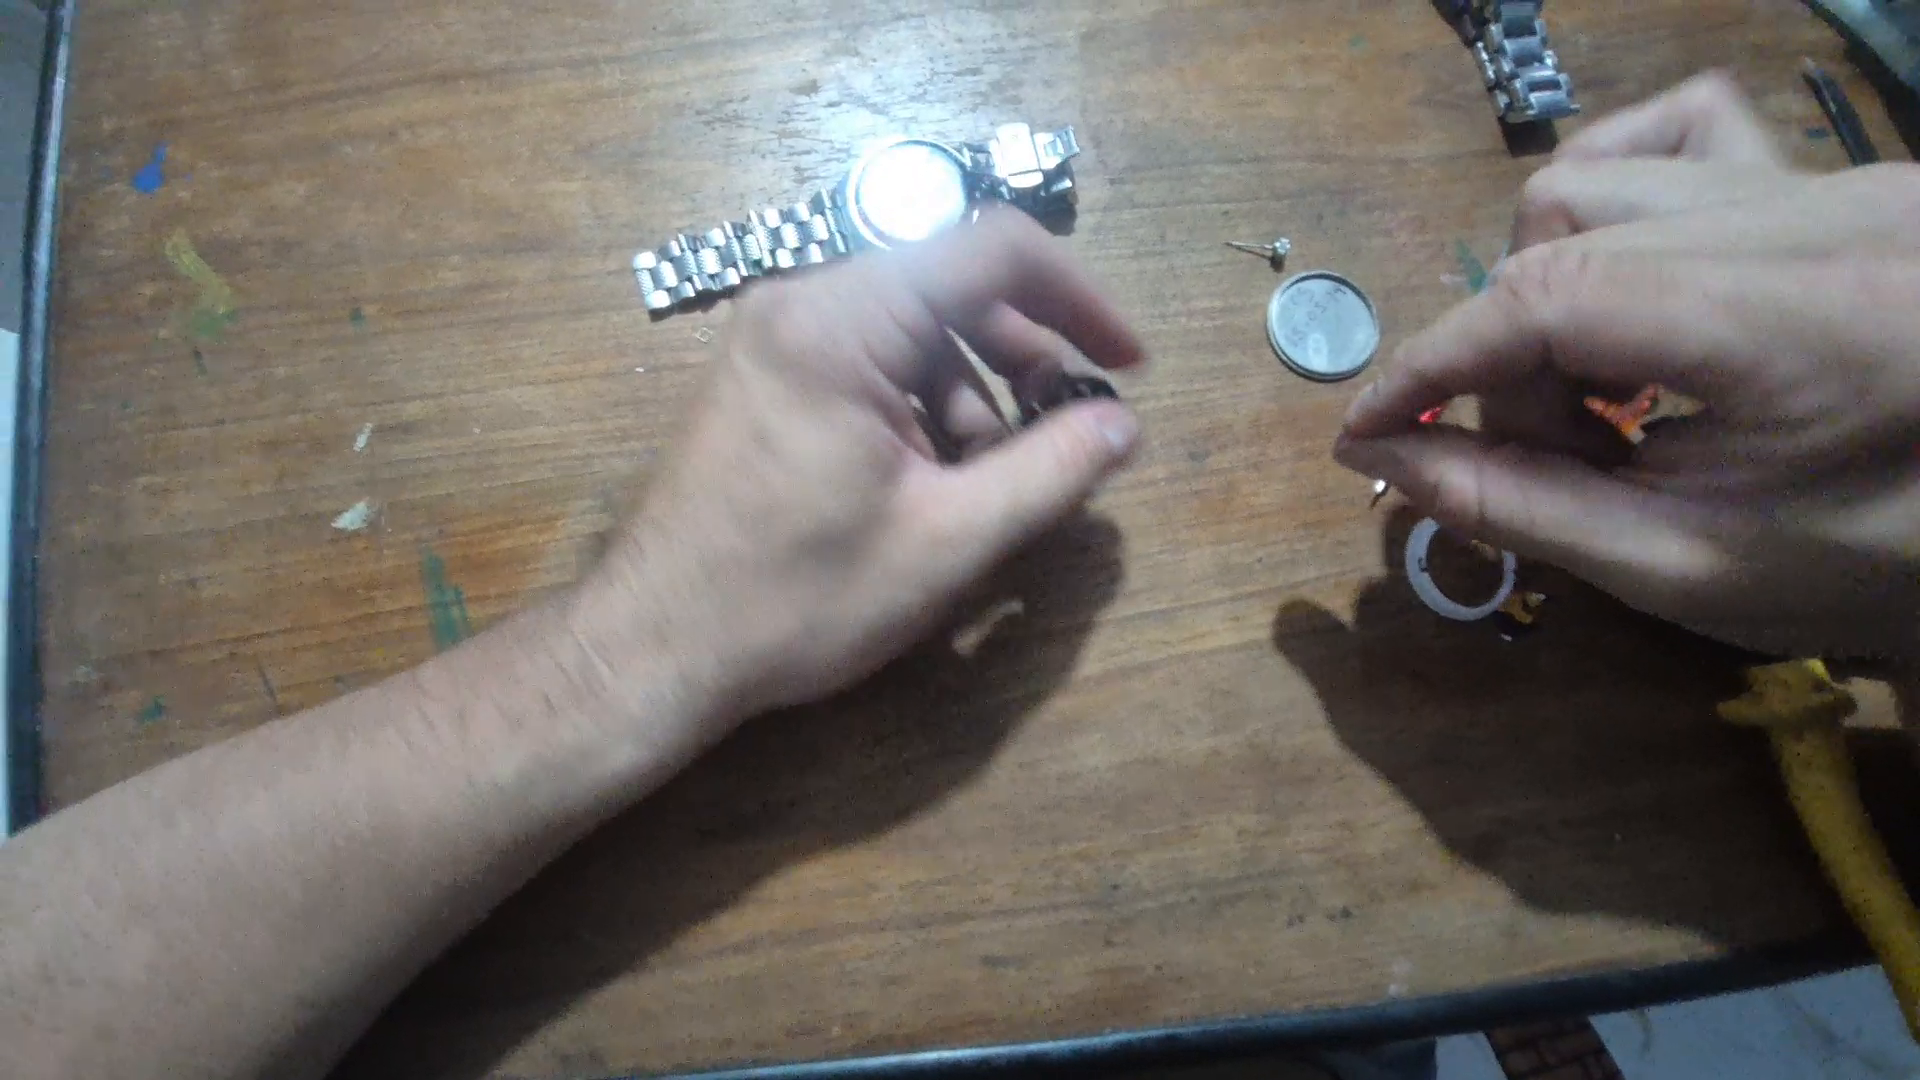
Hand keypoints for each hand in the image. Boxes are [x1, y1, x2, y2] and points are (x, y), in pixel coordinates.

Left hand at [575, 211, 1144, 726]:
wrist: (658, 649)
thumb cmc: (799, 600)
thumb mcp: (946, 541)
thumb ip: (1049, 473)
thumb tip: (1126, 426)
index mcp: (842, 321)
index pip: (991, 250)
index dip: (1078, 297)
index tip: (1127, 362)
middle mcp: (802, 307)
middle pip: (951, 293)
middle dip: (1022, 363)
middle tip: (1062, 437)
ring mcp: (777, 343)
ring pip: (913, 338)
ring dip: (971, 402)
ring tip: (984, 486)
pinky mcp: (769, 382)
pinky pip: (871, 370)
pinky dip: (921, 416)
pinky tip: (928, 486)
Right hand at [1335, 77, 1919, 659]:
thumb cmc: (1880, 563)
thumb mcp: (1678, 562)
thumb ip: (1510, 503)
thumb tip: (1378, 452)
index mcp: (1805, 313)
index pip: (1546, 300)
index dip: (1428, 365)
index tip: (1364, 431)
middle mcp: (1816, 208)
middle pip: (1550, 258)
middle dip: (1505, 373)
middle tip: (1553, 458)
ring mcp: (1826, 178)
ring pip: (1583, 187)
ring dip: (1535, 299)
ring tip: (1593, 384)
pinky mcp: (1822, 179)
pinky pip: (1670, 135)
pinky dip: (1595, 199)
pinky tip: (1605, 274)